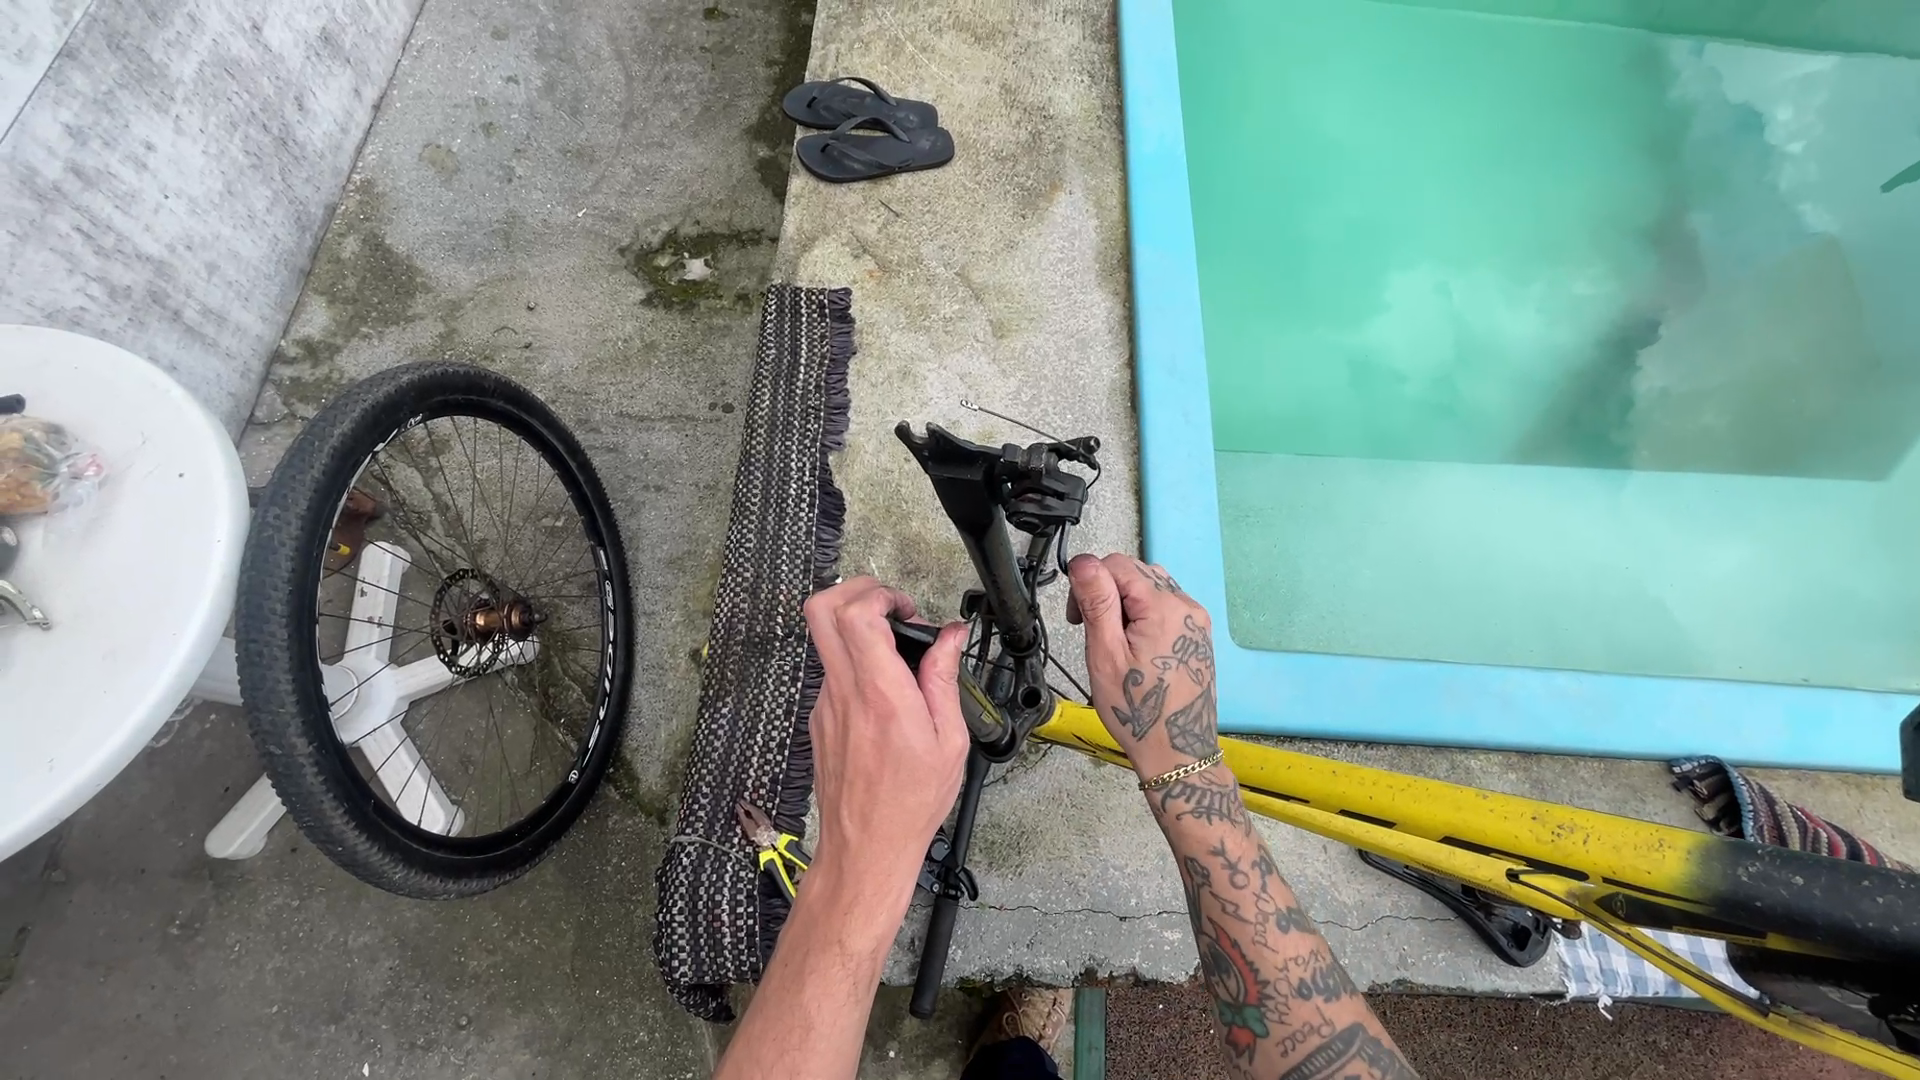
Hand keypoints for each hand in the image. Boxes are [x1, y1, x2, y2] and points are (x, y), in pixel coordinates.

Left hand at [803, 577, 970, 889]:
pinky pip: (834, 670)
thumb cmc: (911, 801)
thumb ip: (944, 678)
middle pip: (820, 609)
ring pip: (827, 638)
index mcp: (881, 694)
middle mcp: (844, 692)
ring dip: (860, 629)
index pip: (856, 615)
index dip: (881, 595)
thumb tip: (950, 636)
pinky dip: (859, 663)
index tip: (908, 611)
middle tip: (890, 606)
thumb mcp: (949, 740)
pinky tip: (888, 692)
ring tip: (899, 657)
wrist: (866, 847)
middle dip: (855, 589)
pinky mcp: (819, 717)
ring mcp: (825, 703)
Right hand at [1066, 554, 1218, 778]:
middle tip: (1091, 630)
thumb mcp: (1106, 654)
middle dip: (1105, 590)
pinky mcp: (1196, 632)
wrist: (1175, 748)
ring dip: (1123, 600)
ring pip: (1148, 585)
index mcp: (1163, 607)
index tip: (1077, 616)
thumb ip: (1097, 602)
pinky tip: (1133, 642)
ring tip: (1112, 638)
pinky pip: (1163, 603)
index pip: (1116, 565)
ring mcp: (1195, 619)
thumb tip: (1084, 562)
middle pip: (1134, 571)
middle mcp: (1186, 605)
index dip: (1088, 583)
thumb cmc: (1136, 709)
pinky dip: (1141, 612)